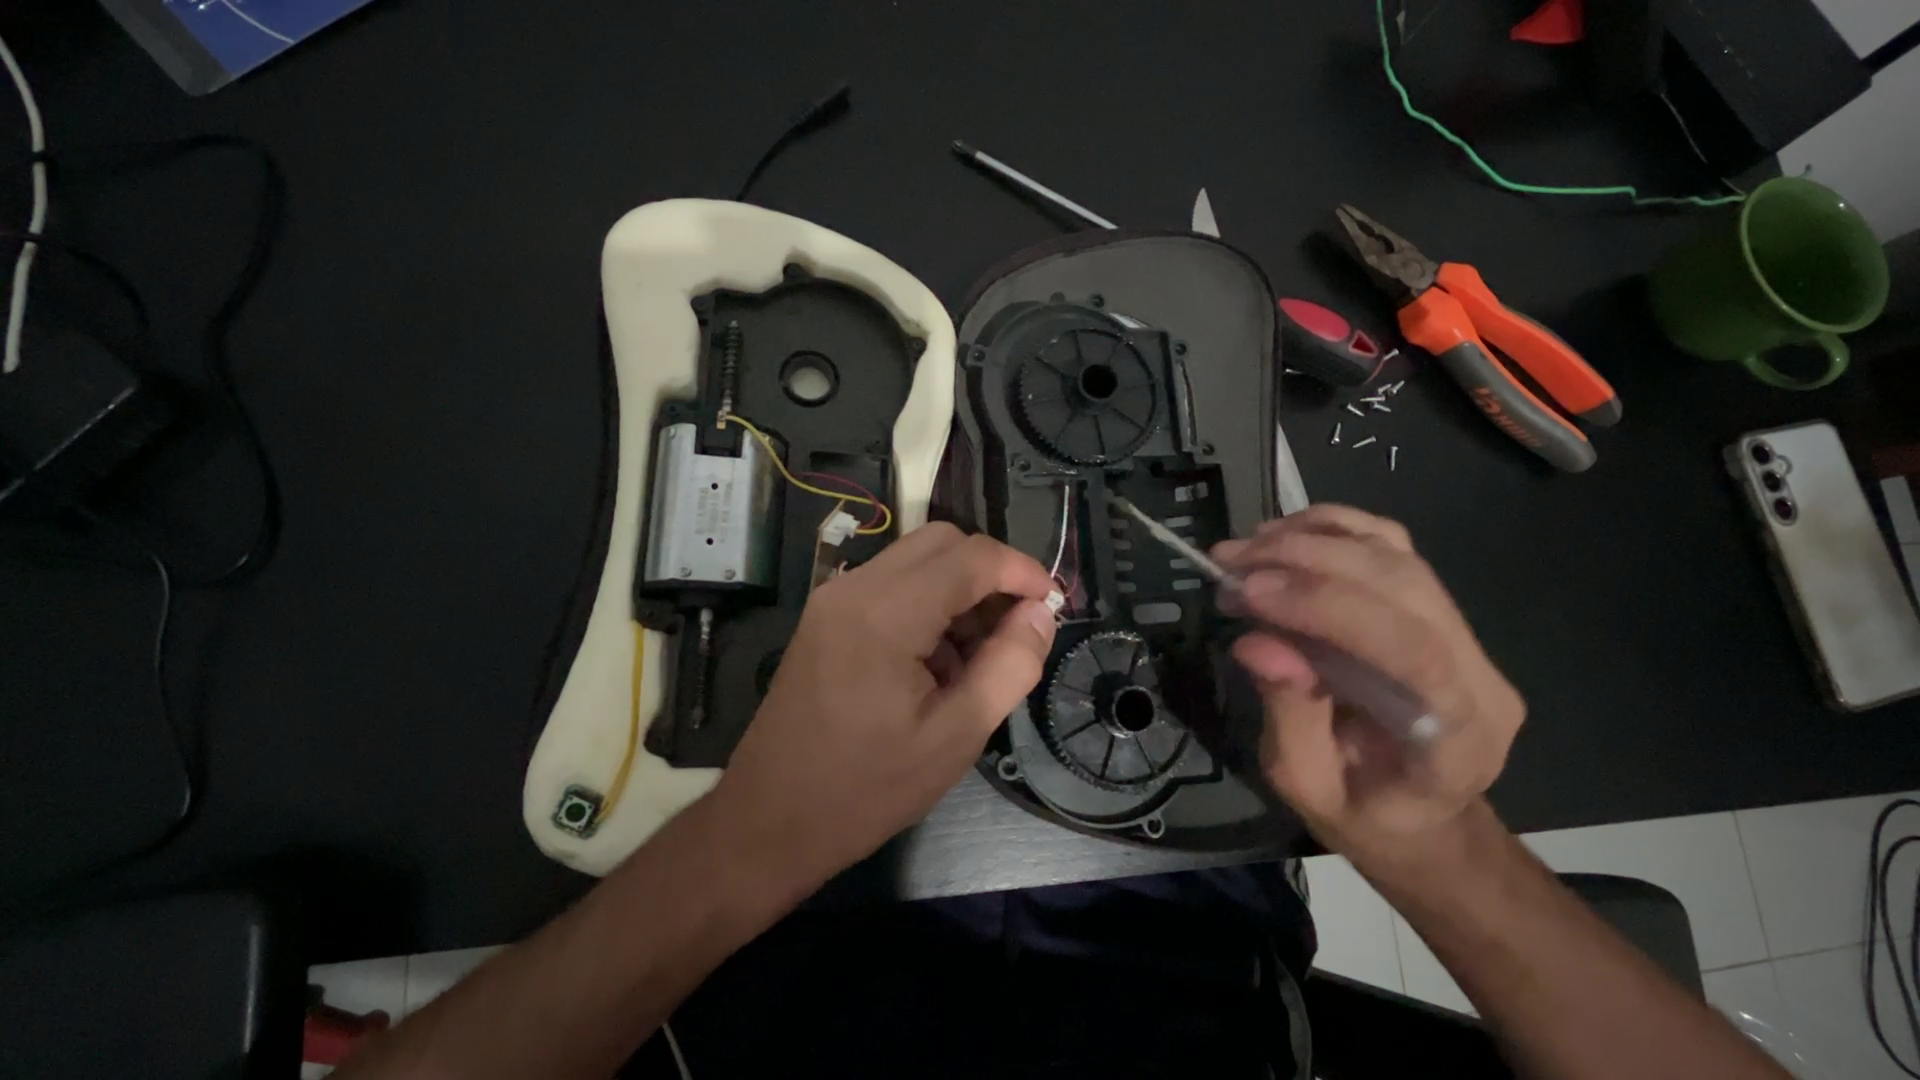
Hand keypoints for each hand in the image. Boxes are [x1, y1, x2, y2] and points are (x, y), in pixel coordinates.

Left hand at [708, 522, 1056, 891]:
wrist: (770, 820)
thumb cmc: (866, 788)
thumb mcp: (956, 736)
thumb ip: (1009, 666)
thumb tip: (1041, 614)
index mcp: (886, 612)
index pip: (971, 557)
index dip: (1022, 571)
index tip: (1054, 604)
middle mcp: (854, 588)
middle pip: (941, 542)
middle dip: (989, 575)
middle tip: (1018, 630)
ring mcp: (833, 600)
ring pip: (915, 561)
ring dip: (958, 591)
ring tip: (977, 659)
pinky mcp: (824, 619)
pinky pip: (890, 587)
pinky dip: (927, 605)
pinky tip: (937, 665)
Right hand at [1213, 505, 1523, 865]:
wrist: (1422, 819)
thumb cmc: (1366, 818)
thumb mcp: (1310, 788)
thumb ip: (1290, 716)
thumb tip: (1255, 642)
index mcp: (1460, 733)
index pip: (1412, 648)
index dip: (1328, 606)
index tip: (1251, 592)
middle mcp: (1480, 672)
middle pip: (1404, 585)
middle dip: (1308, 560)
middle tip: (1230, 562)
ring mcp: (1466, 635)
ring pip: (1398, 556)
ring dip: (1314, 538)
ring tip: (1244, 549)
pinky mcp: (1439, 610)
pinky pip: (1393, 549)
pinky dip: (1335, 528)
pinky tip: (1282, 535)